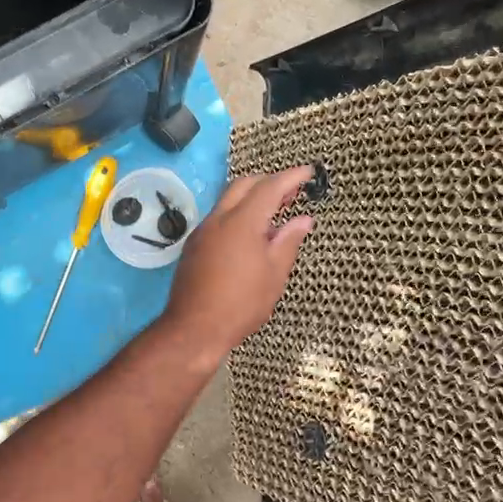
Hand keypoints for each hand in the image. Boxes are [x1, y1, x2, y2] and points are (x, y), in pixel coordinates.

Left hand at [158, 165, 316, 358]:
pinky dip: (237, 215)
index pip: (269, 187)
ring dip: (251, 199)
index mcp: (241, 222)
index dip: (291, 177)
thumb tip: (303, 219)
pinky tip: (251, 237)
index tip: (308, 172)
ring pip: (228, 200)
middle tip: (291, 194)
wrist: (194, 328)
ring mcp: (202, 231)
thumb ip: (288, 241)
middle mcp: (218, 219)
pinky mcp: (194, 246)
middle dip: (268, 182)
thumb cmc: (241, 304)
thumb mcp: (274, 274)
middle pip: (243, 185)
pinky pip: (219, 218)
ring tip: (274, 217)